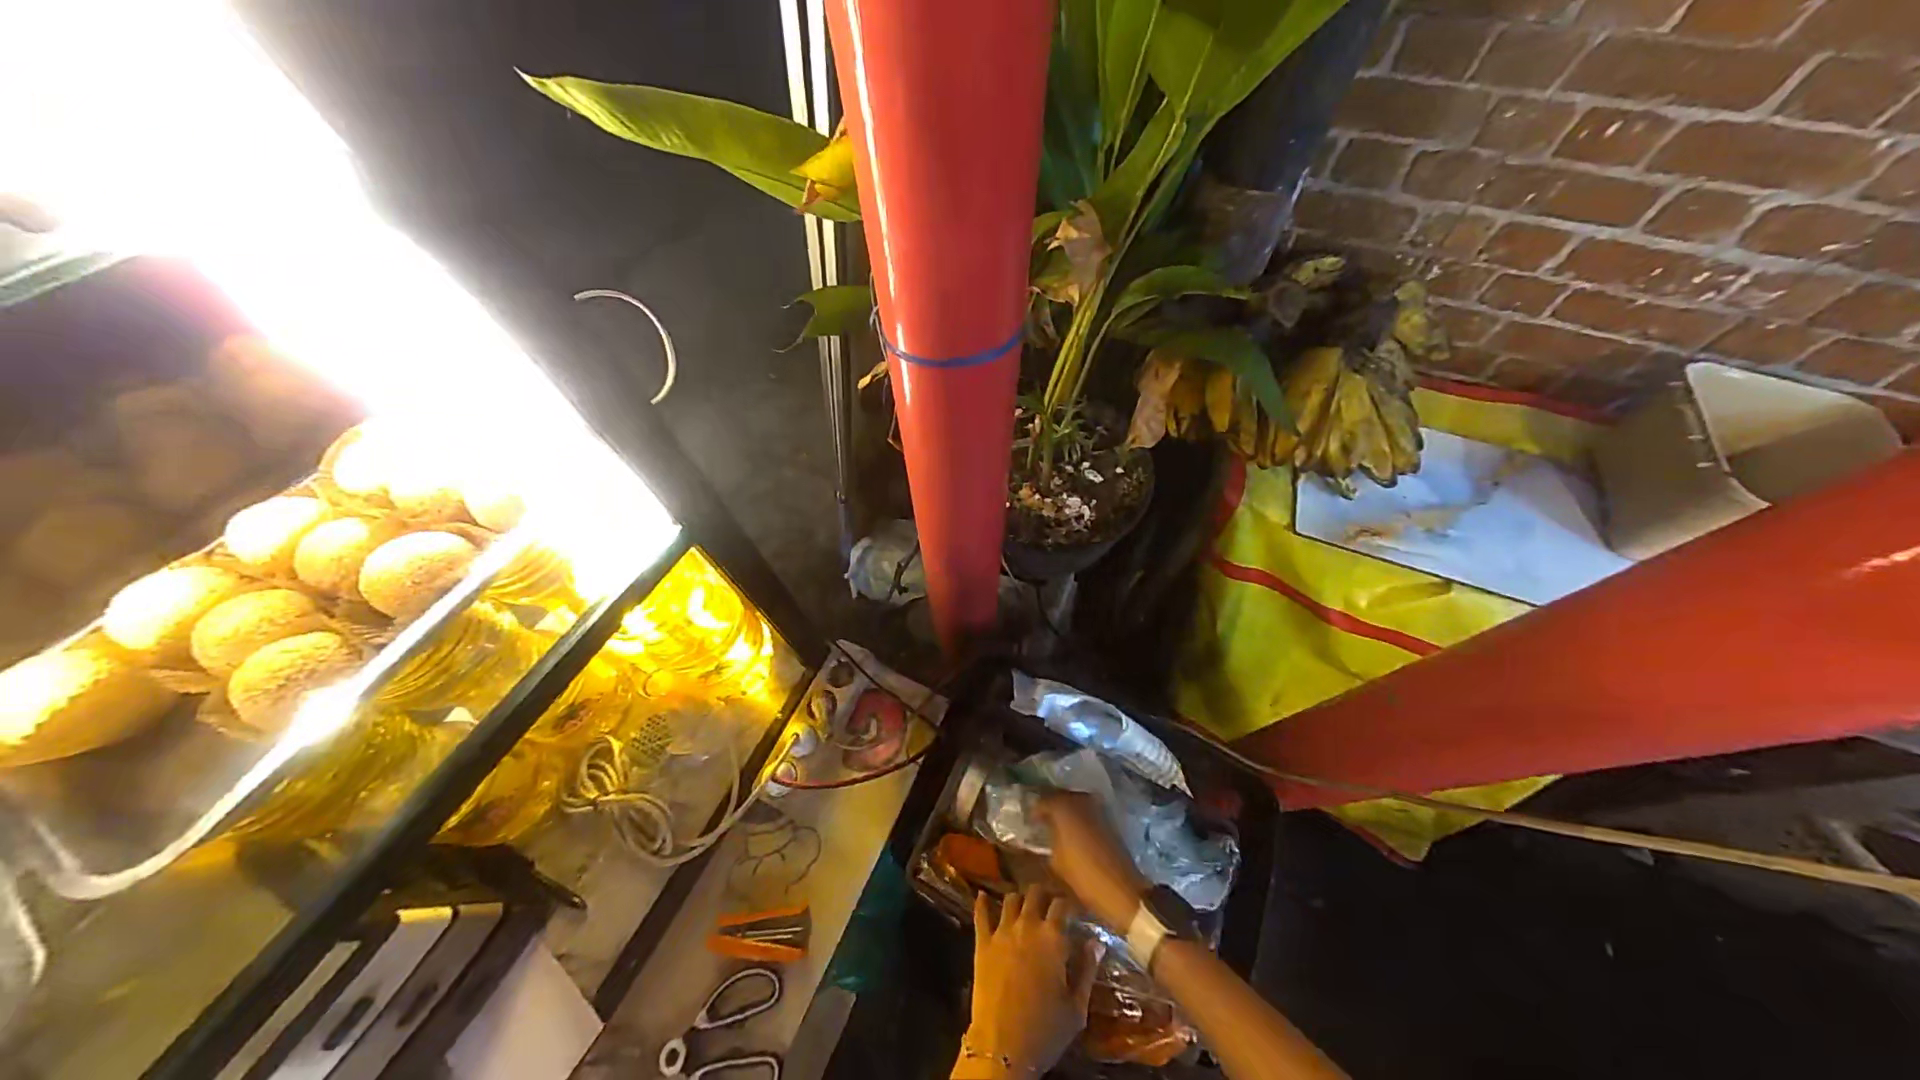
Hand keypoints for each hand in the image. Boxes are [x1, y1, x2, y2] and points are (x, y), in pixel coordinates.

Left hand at [961, 886, 1098, 1078]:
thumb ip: (1087, 970)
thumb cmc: (1046, 1030)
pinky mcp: (982, 943)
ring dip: (1020, 899)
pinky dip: (981, 902)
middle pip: (1035, 893)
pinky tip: (982, 894)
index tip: (1073, 911)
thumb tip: (1096, 942)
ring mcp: (1001, 932)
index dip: (1069, 904)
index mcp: (1053, 938)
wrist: (1002, 1047)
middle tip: (1050, 905)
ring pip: (1010, 899)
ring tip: (1025, 906)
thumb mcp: (1076, 1007)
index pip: (1062, 905)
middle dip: (1045, 895)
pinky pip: (980, 914)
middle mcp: (1027, 926)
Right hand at [1036, 792, 1149, 932]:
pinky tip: (1074, 830)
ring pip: (1076, 801)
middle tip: (1042, 820)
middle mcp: (1080, 801)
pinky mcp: (1109, 819)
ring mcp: (1097, 808)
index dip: (1034, 812)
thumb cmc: (1083, 876)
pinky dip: (1080, 816)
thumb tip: (1044, 833)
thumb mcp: (1056, 861)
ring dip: (1066, 809)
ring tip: (1057, 825)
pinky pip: (1088, 810)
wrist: (1121, 888)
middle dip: (1051, 806)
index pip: (1043, 802)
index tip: (1029, 822)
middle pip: (1060, 796)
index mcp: (1063, 808)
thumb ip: (1048, 840)